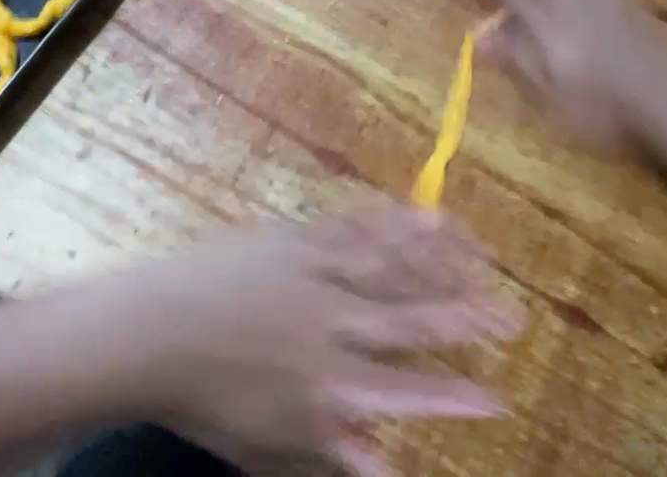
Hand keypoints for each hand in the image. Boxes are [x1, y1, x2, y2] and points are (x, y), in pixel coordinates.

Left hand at [99, 206, 521, 475]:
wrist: (152, 329)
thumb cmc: (208, 396)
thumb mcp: (266, 443)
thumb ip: (333, 452)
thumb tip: (390, 469)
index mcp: (326, 382)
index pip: (405, 393)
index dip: (455, 396)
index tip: (500, 397)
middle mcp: (333, 325)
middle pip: (413, 320)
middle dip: (467, 319)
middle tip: (513, 317)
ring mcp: (318, 273)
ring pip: (393, 265)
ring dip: (442, 261)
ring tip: (486, 255)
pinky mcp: (300, 238)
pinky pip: (358, 228)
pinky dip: (396, 222)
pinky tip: (425, 214)